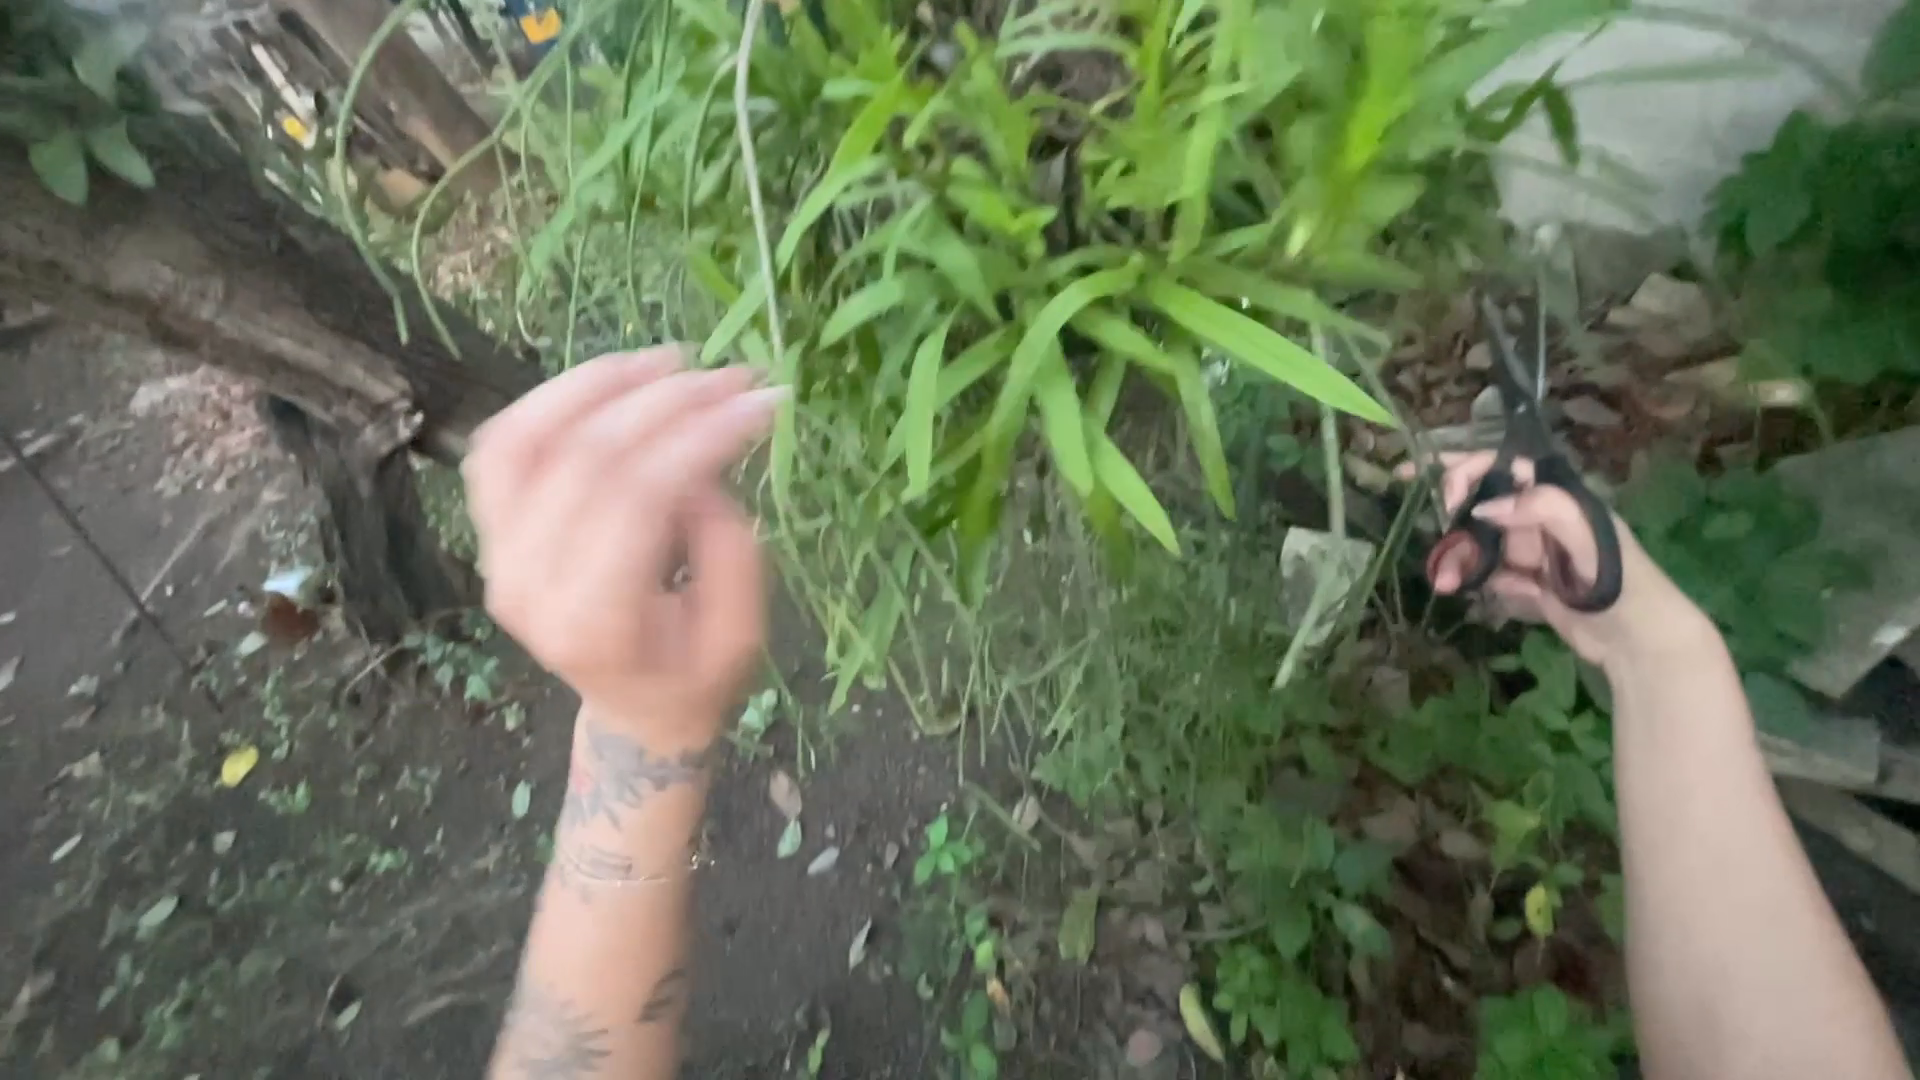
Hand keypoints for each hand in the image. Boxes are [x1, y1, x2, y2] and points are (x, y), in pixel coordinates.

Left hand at [461, 348, 782, 740]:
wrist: (634, 707)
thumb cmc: (697, 678)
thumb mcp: (741, 633)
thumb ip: (729, 550)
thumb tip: (702, 466)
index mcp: (595, 622)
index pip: (639, 497)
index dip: (700, 437)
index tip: (759, 403)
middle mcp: (528, 584)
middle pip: (588, 458)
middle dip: (669, 402)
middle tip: (734, 376)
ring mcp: (498, 555)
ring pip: (528, 440)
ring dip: (600, 385)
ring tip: (669, 360)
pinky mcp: (494, 532)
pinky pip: (505, 448)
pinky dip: (553, 402)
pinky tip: (612, 380)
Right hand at [1419, 451, 1708, 672]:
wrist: (1639, 643)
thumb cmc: (1625, 587)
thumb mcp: (1592, 542)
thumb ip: (1545, 510)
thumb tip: (1482, 507)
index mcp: (1558, 499)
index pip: (1505, 467)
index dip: (1468, 470)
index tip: (1447, 494)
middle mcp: (1538, 518)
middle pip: (1480, 504)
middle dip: (1452, 521)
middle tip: (1436, 540)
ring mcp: (1527, 549)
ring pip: (1475, 541)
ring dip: (1455, 558)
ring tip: (1445, 582)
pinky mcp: (1520, 577)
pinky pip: (1482, 569)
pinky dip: (1468, 578)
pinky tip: (1463, 590)